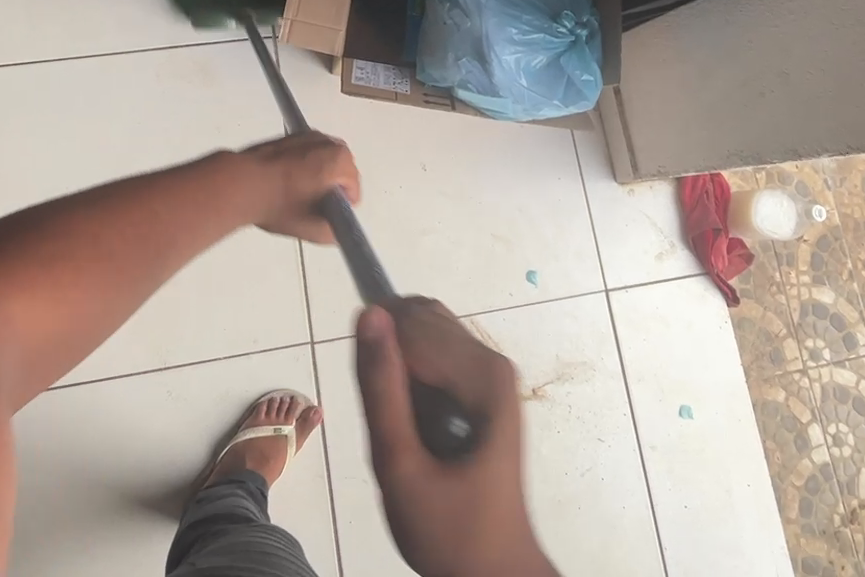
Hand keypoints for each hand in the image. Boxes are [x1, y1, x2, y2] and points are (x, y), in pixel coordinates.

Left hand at [236, 132, 359, 244]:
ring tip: (295, 196)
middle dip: (329, 188)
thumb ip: (334, 231)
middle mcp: (328, 141)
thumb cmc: (279, 204)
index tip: (323, 215)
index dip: (340, 206)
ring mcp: (307, 135)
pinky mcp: (288, 136)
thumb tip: (336, 228)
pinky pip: (305, 155)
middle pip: (339, 172)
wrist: (240, 183)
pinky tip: (284, 183)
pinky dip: (301, 167)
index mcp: (340, 160)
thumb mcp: (312, 229)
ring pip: (322, 162)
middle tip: (309, 207)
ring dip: (315, 177)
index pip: (352, 189)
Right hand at [355, 299, 557, 576]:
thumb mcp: (400, 466)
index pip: (412, 323)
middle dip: (391, 363)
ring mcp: (490, 371)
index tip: (375, 409)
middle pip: (419, 321)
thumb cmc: (449, 530)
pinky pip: (432, 353)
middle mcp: (492, 361)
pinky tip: (416, 427)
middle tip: (391, 425)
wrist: (494, 573)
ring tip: (405, 429)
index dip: (378, 358)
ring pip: (422, 333)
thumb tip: (369, 313)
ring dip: (399, 372)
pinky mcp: (482, 384)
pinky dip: (411, 379)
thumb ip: (381, 388)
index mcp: (483, 375)